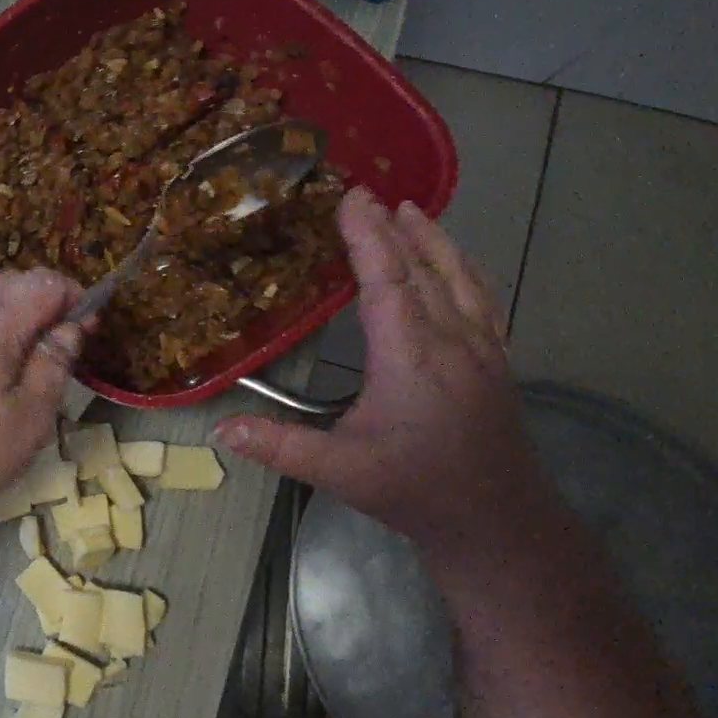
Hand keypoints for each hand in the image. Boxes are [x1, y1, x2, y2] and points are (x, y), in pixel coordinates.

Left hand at [0, 270, 84, 516]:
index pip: (43, 284)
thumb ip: (54, 364)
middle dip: (45, 299)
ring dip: (16, 310)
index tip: (88, 327)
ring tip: (33, 350)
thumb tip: (70, 328)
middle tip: (64, 337)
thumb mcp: (32, 416)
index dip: (73, 298)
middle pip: (12, 282)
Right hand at [215, 189, 559, 547]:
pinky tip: (452, 269)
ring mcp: (484, 352)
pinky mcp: (495, 365)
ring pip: (464, 279)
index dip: (369, 239)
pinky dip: (460, 270)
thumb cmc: (418, 491)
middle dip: (402, 228)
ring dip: (437, 242)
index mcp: (415, 359)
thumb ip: (278, 447)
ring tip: (415, 213)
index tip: (352, 198)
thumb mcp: (339, 471)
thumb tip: (217, 428)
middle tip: (374, 194)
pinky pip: (480, 299)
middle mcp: (455, 344)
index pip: (390, 283)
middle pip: (431, 269)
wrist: (500, 523)